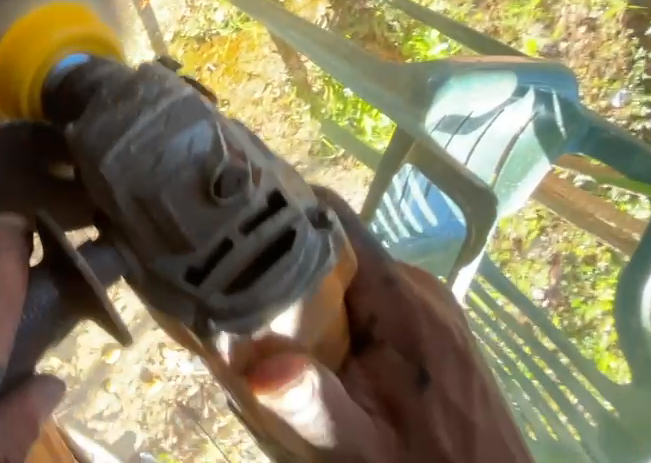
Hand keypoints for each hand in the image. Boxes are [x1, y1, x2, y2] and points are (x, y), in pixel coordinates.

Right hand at [243, 191, 530, 462]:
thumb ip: (312, 406)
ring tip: (256, 321)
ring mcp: (427, 305)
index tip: (221, 224)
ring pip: (340, 272)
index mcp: (400, 298)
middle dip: (273, 262)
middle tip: (223, 288)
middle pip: (325, 245)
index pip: (324, 217)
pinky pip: (361, 297)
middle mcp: (416, 286)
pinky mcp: (429, 327)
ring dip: (297, 291)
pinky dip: (325, 311)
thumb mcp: (362, 452)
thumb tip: (257, 369)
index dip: (269, 211)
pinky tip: (304, 348)